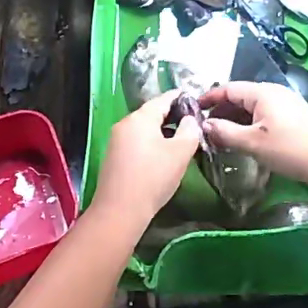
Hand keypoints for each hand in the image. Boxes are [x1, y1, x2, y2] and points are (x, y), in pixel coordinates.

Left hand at [90, 91, 201, 220]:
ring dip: (162, 131)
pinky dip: (151, 143)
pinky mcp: (114, 157)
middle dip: (172, 116)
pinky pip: (137, 142)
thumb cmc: (153, 177)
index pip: (163, 99)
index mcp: (140, 118)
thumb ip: (190, 130)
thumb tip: (189, 120)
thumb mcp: (180, 152)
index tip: (193, 98)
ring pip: (144, 129)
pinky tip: (162, 155)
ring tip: (181, 140)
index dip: (180, 97)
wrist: (120, 210)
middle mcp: (125, 124)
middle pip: (152, 113)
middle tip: (192, 122)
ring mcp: (116, 141)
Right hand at [199, 81, 307, 183]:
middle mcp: (273, 92)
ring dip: (234, 119)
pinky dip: (248, 123)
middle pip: (240, 96)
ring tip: (220, 136)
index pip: (228, 88)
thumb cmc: (289, 149)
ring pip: (251, 107)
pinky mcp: (292, 116)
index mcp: (262, 92)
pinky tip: (242, 138)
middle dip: (221, 110)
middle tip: (204, 127)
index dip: (209, 98)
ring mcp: (285, 103)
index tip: (192, 109)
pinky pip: (263, 114)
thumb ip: (225, 132)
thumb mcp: (252, 142)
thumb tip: (204, 126)